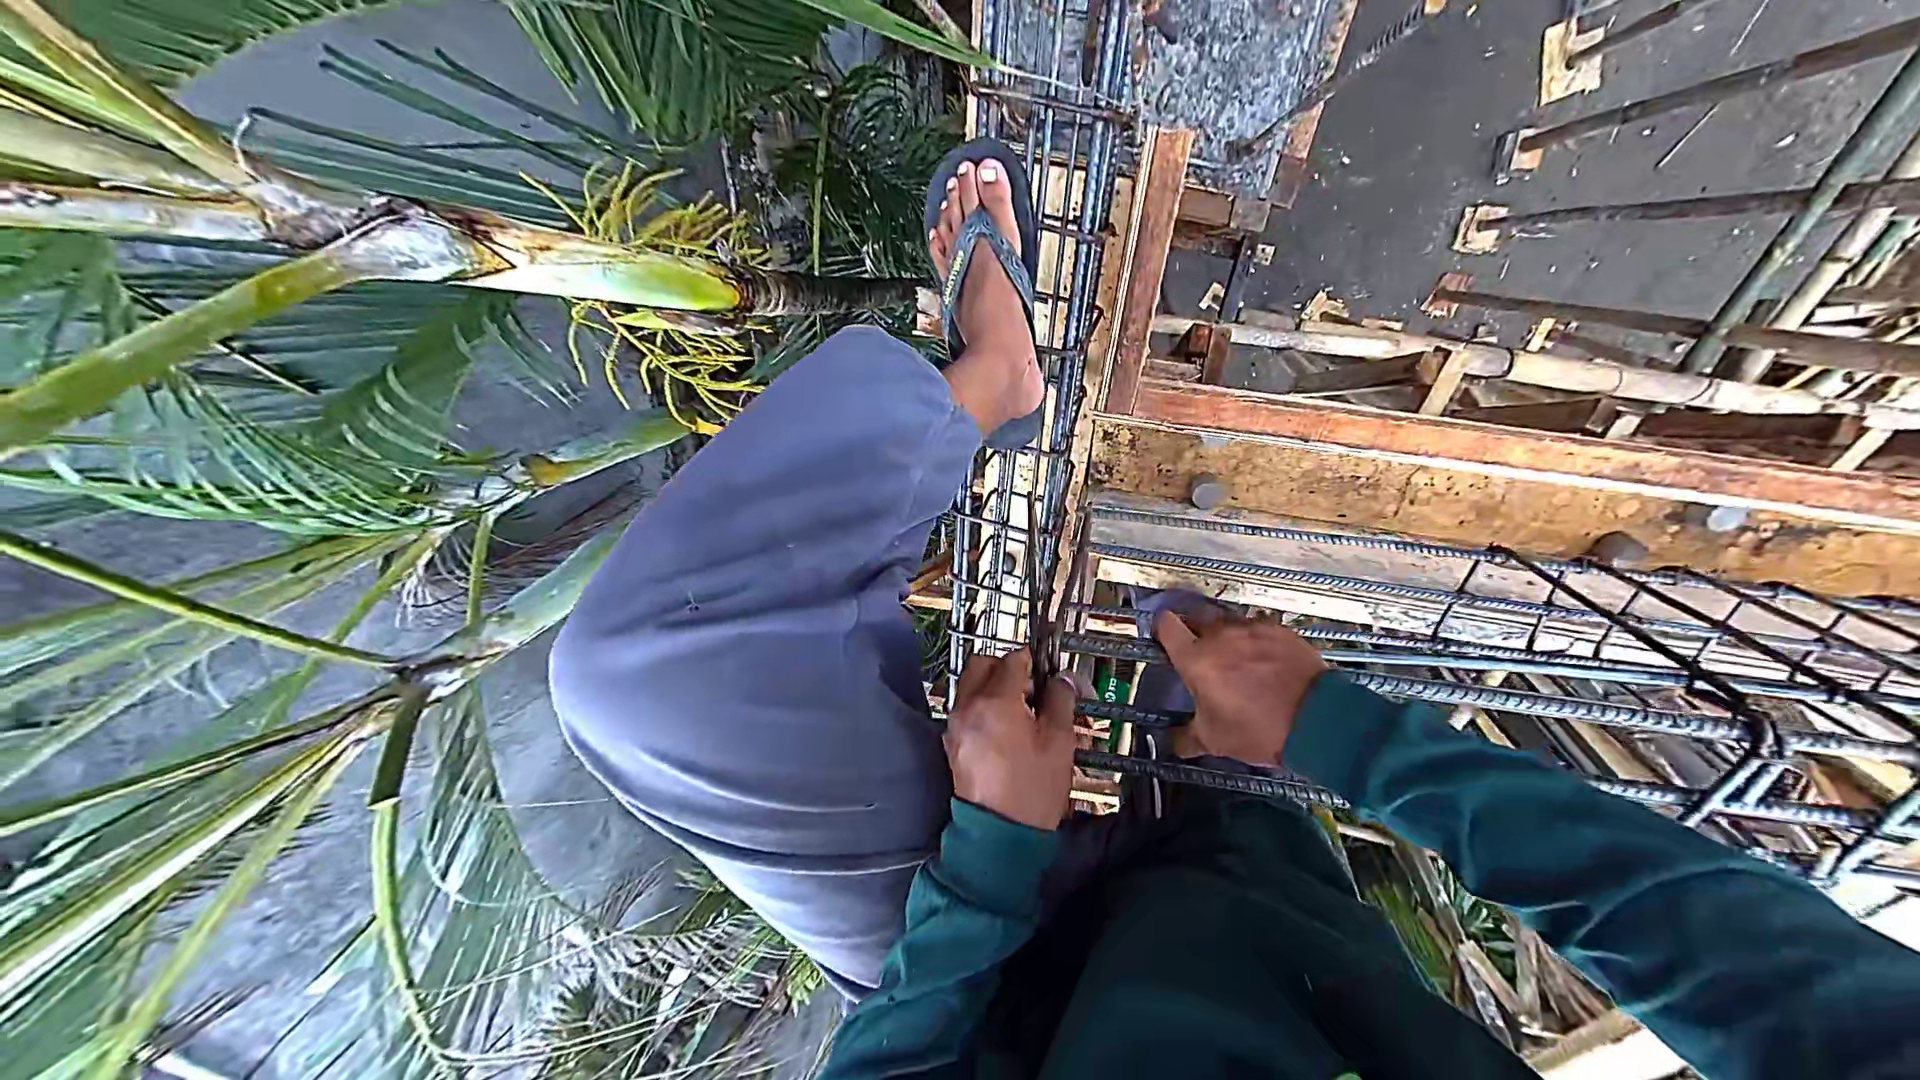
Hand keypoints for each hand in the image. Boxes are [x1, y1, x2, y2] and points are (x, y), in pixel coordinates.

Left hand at [945, 649, 1080, 829]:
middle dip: (1006, 667)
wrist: (1000, 834)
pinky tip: (1006, 728)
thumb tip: (1061, 680)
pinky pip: (966, 708)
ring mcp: (956, 724)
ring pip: (971, 685)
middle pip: (983, 663)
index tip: (1047, 669)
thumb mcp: (1059, 741)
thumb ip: (1060, 700)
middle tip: (1031, 686)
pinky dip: (982, 707)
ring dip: (993, 686)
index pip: (1013, 660)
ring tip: (1020, 710)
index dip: (1034, 661)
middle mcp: (968, 706)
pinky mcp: (952, 741)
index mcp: (995, 700)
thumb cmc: (1032, 790)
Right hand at [1154, 609, 1326, 765]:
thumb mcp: (1215, 740)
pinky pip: (1257, 628)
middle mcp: (1220, 636)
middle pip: (1196, 619)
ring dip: (1225, 636)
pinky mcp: (1279, 631)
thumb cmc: (1261, 729)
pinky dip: (1255, 640)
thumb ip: (1186, 737)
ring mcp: (1251, 630)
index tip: (1165, 638)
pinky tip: (1264, 661)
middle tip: (1201, 654)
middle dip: (1194, 633)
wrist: (1320, 721)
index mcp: (1195, 659)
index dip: (1162, 629)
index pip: (1166, 625)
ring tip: (1236, 659)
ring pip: (1227, 623)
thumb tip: (1174, 742)